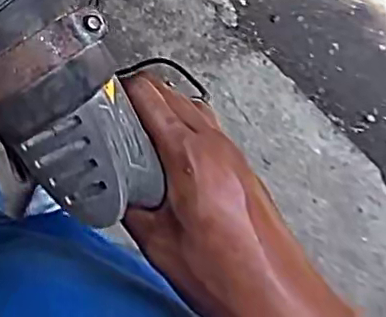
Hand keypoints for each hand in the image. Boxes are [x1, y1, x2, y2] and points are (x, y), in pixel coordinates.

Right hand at [123, 74, 354, 316]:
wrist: (283, 305)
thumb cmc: (235, 282)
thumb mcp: (158, 245)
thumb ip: (127, 203)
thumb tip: (109, 185)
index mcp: (190, 154)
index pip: (146, 92)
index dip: (118, 90)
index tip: (103, 99)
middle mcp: (215, 143)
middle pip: (166, 89)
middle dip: (136, 96)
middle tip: (115, 115)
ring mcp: (233, 151)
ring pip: (187, 102)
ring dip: (162, 107)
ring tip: (142, 132)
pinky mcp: (243, 165)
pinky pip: (205, 124)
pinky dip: (183, 124)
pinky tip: (173, 154)